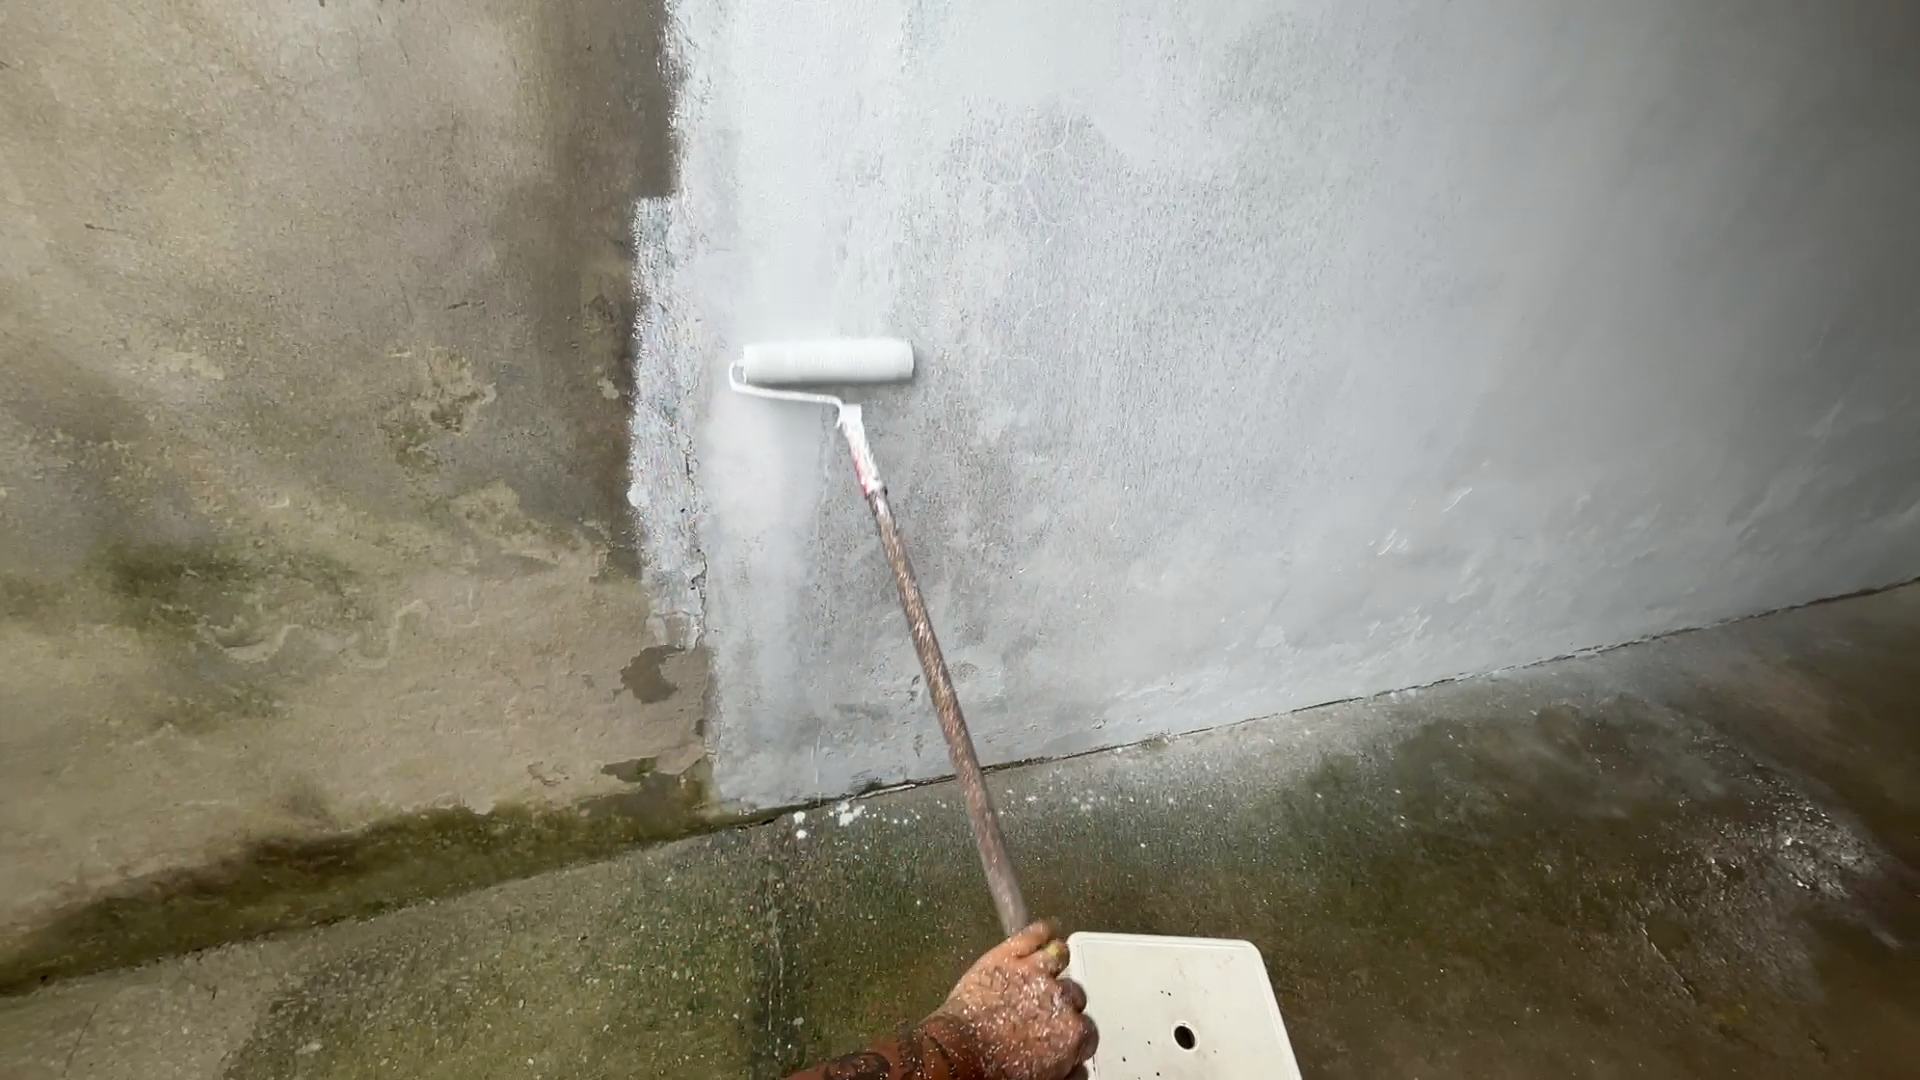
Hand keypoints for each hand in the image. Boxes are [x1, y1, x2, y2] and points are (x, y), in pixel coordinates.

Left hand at [931, 921, 1096, 1079]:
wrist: (961, 1052)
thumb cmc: (998, 1073)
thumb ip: (1068, 1072)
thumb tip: (1077, 1067)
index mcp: (1072, 1033)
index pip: (1088, 1030)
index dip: (1075, 1034)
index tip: (1065, 1036)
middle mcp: (1060, 997)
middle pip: (1074, 992)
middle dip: (1064, 1002)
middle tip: (1048, 1009)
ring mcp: (1035, 970)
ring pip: (1060, 956)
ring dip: (1058, 963)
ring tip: (1050, 968)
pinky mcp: (1010, 954)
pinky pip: (1035, 933)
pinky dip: (1045, 931)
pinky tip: (1049, 931)